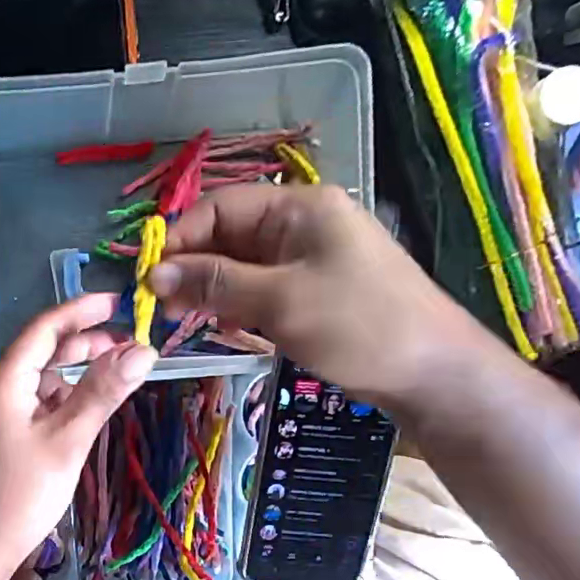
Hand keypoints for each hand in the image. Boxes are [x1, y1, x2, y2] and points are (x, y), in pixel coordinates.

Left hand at [0, 293, 156, 579]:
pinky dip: (51, 401)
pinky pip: (21, 405)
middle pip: (36, 353)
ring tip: (109, 379)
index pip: (42, 329)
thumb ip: (102, 392)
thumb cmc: (20, 497)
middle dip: (81, 345)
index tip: (116, 301)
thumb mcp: (67, 442)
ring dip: (68, 376)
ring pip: (31, 382)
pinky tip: (76, 413)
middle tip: (125, 345)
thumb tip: (143, 350)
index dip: (81, 311)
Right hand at [147, 184, 509, 411]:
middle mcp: (300, 226)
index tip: (149, 279)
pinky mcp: (309, 293)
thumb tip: (155, 274)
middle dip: (191, 269)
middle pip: (227, 237)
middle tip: (163, 309)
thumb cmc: (357, 325)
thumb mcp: (280, 299)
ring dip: (209, 292)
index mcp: (299, 208)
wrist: (430, 372)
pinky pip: (258, 291)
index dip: (180, 239)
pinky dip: (235, 308)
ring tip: (184, 321)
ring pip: (239, 268)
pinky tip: (222, 329)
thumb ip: (215, 282)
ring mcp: (306, 261)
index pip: (220, 207)